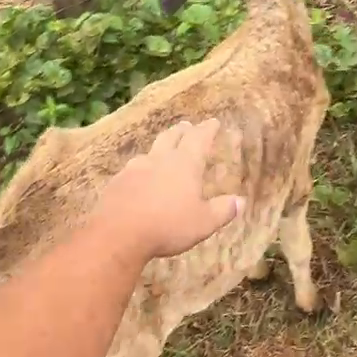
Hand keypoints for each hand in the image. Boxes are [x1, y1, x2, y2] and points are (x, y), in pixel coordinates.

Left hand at [92, 119, 245, 258]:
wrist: (118, 234)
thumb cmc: (168, 226)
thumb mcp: (203, 223)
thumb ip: (222, 210)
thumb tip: (240, 201)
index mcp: (184, 164)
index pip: (199, 139)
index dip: (207, 129)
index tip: (213, 122)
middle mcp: (159, 160)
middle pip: (171, 137)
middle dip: (181, 131)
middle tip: (187, 126)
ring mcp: (134, 170)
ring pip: (150, 152)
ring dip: (159, 148)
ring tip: (162, 150)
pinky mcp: (116, 183)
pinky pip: (131, 170)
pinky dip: (140, 169)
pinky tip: (138, 177)